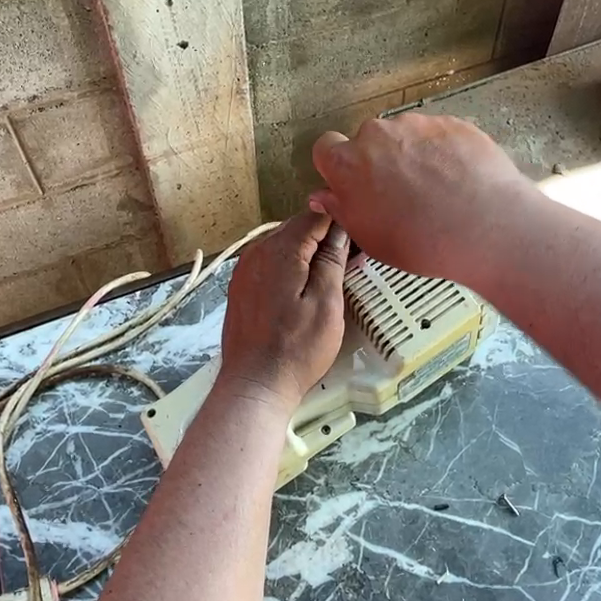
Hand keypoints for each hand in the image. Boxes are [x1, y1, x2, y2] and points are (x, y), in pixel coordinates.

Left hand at [218, 211, 349, 412]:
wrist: (255, 384)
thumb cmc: (295, 349)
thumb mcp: (327, 304)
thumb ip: (331, 260)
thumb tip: (338, 230)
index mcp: (279, 251)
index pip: (314, 215)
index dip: (339, 221)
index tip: (358, 233)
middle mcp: (256, 252)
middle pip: (296, 228)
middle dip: (323, 236)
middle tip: (350, 255)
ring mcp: (245, 270)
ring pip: (282, 245)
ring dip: (307, 252)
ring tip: (331, 272)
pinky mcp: (241, 287)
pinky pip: (269, 263)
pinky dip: (290, 266)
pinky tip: (304, 287)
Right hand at [309, 113, 537, 281]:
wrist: (486, 227)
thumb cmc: (422, 240)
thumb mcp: (369, 237)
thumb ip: (342, 209)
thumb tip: (324, 196)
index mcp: (347, 163)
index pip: (326, 147)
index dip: (338, 165)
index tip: (351, 182)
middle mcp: (377, 134)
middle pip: (368, 141)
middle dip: (378, 162)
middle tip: (399, 195)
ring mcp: (416, 124)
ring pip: (404, 137)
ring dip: (411, 156)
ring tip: (435, 192)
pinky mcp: (450, 123)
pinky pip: (437, 135)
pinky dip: (442, 152)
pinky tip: (457, 181)